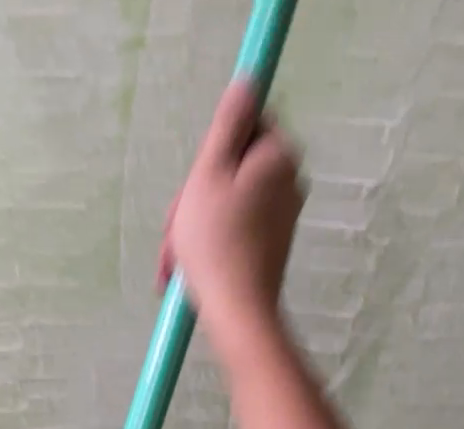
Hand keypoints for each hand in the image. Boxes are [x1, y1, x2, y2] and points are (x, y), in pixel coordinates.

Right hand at [160, 81, 304, 327]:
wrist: (236, 313)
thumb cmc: (215, 243)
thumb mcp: (209, 174)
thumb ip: (228, 124)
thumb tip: (248, 80)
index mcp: (278, 155)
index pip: (242, 127)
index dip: (209, 153)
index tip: (194, 184)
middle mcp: (288, 181)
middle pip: (230, 170)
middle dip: (194, 200)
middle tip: (175, 231)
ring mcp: (281, 217)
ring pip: (225, 204)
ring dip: (193, 229)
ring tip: (174, 262)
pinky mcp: (271, 246)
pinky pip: (231, 231)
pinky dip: (206, 247)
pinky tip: (186, 272)